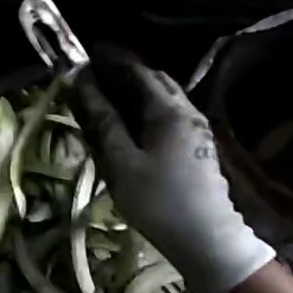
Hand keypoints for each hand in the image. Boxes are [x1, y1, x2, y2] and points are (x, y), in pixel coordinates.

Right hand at [70, 50, 274, 292]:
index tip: (90, 52)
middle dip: (127, 71)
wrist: (206, 240)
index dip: (113, 60)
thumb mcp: (122, 162)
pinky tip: (131, 120)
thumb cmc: (158, 201)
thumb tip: (86, 86)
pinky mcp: (197, 145)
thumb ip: (104, 121)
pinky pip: (170, 113)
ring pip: (165, 97)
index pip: (139, 71)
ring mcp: (197, 129)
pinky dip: (148, 107)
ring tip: (109, 94)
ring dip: (138, 89)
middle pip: (156, 80)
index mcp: (169, 111)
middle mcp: (188, 112)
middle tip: (97, 73)